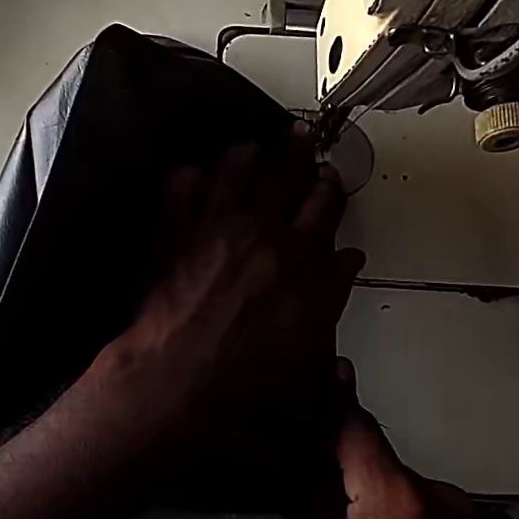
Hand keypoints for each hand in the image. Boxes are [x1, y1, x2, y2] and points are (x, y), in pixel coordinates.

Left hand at [93, 132, 364, 448]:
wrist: (177, 379)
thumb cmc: (241, 380)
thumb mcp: (308, 348)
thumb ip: (330, 295)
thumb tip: (345, 263)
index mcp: (301, 263)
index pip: (325, 211)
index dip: (330, 191)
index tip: (330, 180)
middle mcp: (263, 236)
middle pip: (287, 179)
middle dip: (297, 156)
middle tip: (298, 139)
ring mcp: (215, 229)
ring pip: (238, 173)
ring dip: (248, 157)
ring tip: (253, 146)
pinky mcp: (173, 234)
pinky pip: (182, 192)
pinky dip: (187, 179)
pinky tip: (191, 171)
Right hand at [325, 361, 518, 518]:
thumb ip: (323, 516)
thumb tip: (319, 477)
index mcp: (392, 502)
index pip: (357, 432)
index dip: (337, 401)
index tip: (332, 368)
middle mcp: (441, 495)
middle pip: (386, 465)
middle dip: (360, 477)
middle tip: (336, 506)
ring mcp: (475, 517)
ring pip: (415, 492)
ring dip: (393, 506)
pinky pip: (442, 515)